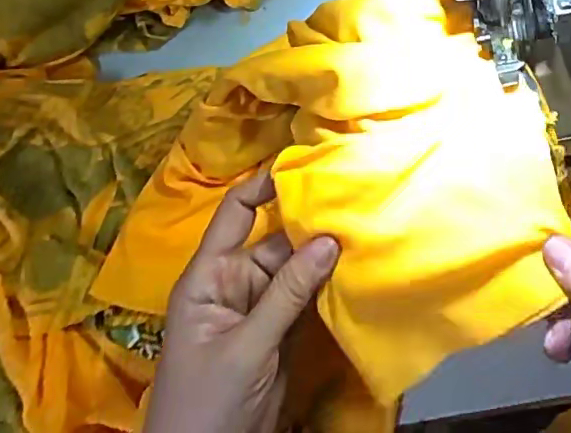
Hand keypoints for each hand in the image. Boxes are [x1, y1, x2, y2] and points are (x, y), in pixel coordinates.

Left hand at [144, 171, 339, 432]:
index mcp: (210, 274)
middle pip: (278, 236)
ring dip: (326, 250)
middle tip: (354, 198)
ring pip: (298, 264)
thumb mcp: (245, 348)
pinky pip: (308, 292)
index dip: (266, 185)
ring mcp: (261, 305)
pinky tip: (357, 262)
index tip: (306, 166)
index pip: (237, 211)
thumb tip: (331, 238)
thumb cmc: (205, 405)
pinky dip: (330, 280)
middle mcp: (237, 279)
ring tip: (365, 222)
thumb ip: (288, 293)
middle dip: (312, 220)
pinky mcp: (282, 328)